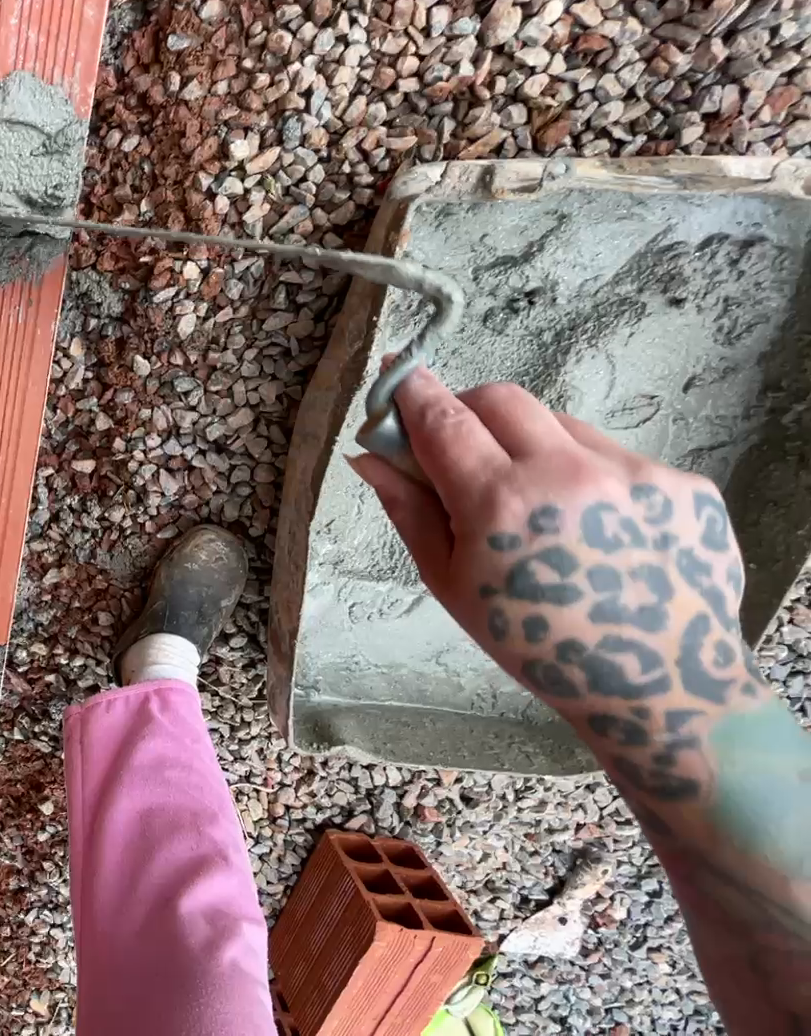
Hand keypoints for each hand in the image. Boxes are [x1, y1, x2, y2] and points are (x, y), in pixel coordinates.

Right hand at [350, 370, 763, 797]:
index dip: (411, 390)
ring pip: (556, 420)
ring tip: (522, 497)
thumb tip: (369, 456)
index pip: (443, 418)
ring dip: (520, 439)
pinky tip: (578, 520)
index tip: (393, 369)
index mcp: (500, 502)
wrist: (657, 682)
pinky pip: (607, 451)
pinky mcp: (681, 483)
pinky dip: (573, 467)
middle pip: (500, 398)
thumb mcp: (446, 578)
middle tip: (450, 444)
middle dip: (463, 408)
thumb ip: (407, 506)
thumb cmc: (525, 636)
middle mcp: (569, 472)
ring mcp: (634, 473)